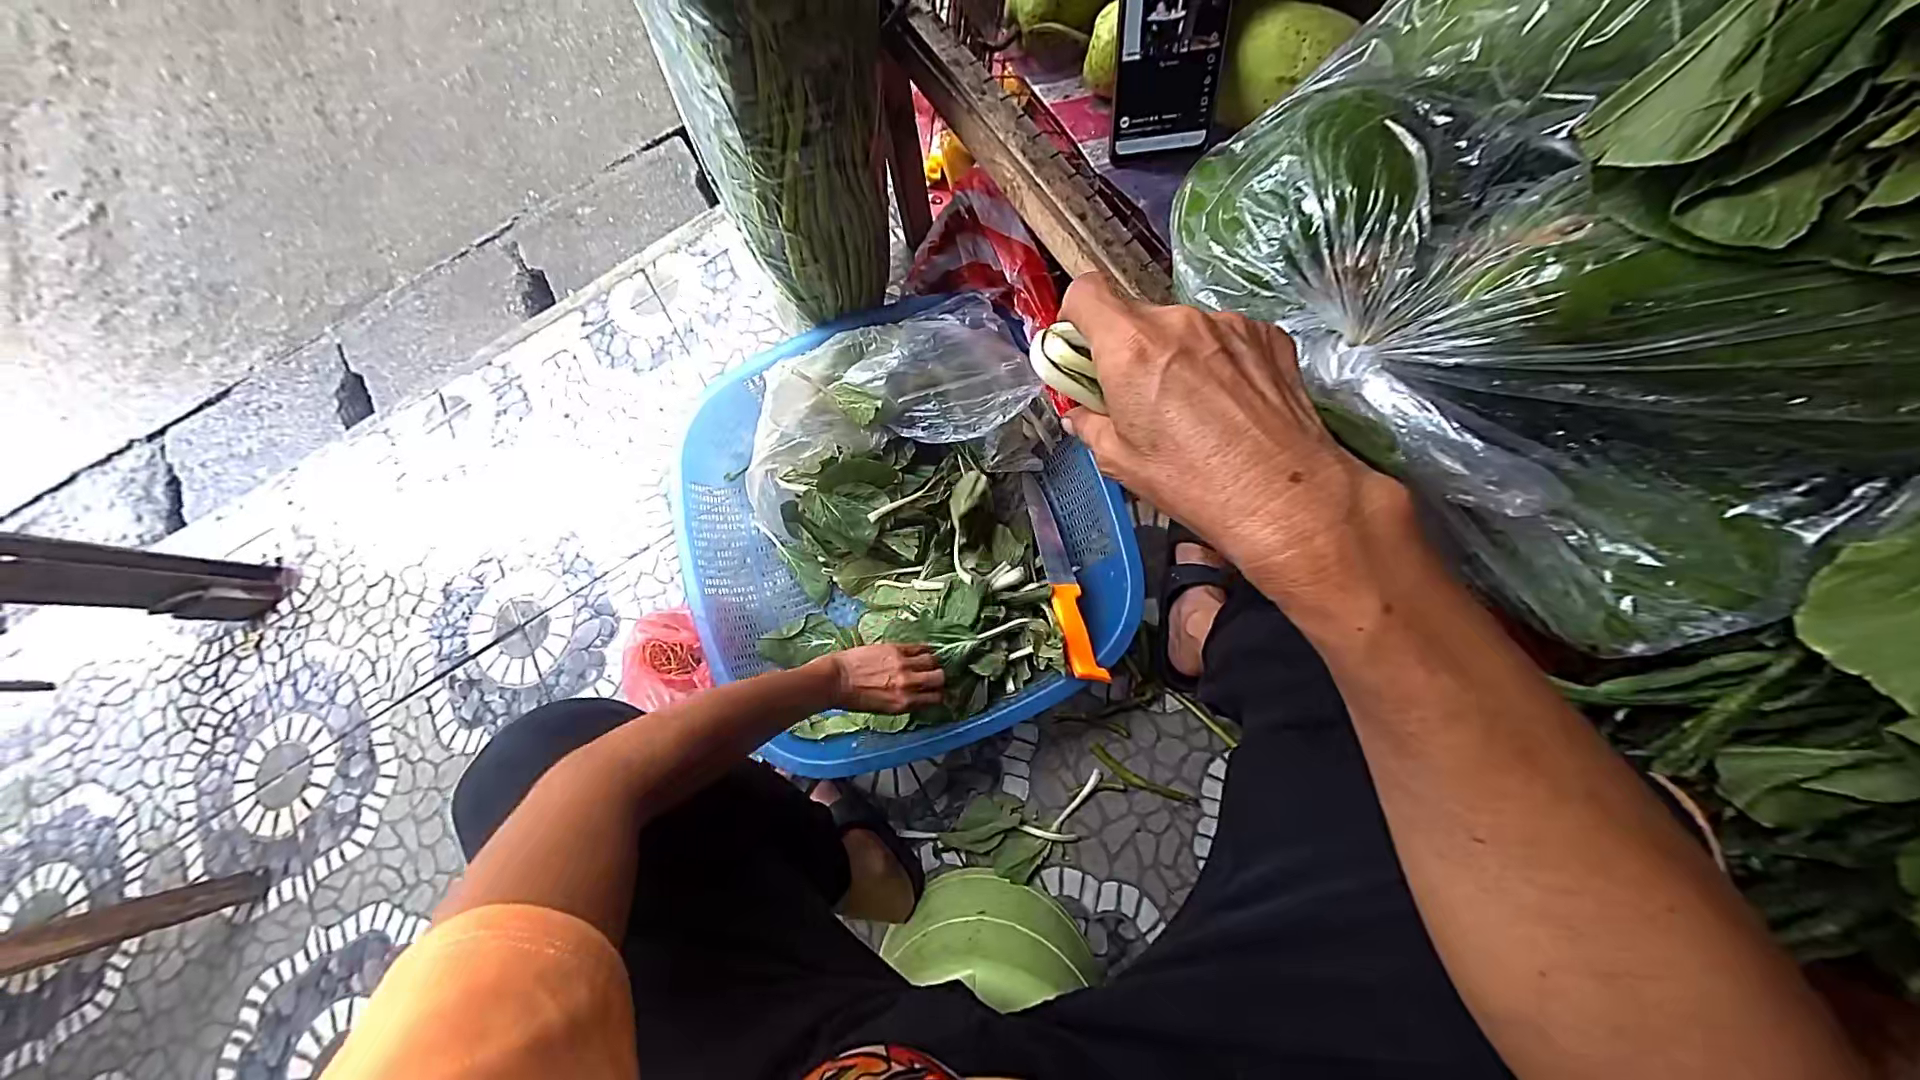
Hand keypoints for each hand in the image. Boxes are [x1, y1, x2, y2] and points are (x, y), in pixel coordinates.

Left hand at [819, 645, 945, 713]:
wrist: (836, 680)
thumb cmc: (856, 698)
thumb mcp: (885, 708)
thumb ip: (905, 702)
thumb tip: (920, 696)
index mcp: (904, 703)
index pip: (936, 698)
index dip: (939, 694)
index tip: (937, 690)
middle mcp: (908, 684)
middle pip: (939, 677)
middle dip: (939, 677)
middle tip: (934, 675)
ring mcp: (903, 664)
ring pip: (932, 660)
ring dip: (932, 661)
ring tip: (928, 661)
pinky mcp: (896, 649)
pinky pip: (919, 647)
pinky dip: (925, 649)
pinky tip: (923, 650)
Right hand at [1058, 274, 1414, 606]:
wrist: (1283, 495)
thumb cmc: (1196, 482)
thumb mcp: (1120, 460)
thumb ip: (1090, 424)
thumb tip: (1082, 415)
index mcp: (1132, 348)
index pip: (1085, 291)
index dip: (1074, 318)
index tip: (1079, 350)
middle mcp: (1179, 322)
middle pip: (1134, 316)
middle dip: (1125, 350)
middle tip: (1132, 396)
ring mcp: (1228, 324)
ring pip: (1179, 328)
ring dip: (1171, 356)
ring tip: (1186, 408)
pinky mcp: (1265, 334)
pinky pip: (1221, 337)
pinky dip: (1211, 360)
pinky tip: (1222, 403)